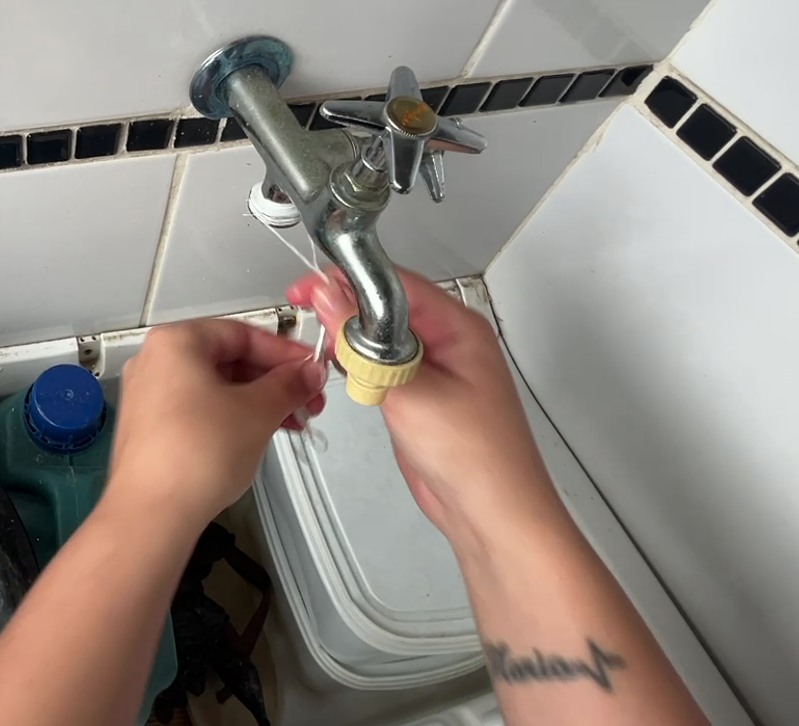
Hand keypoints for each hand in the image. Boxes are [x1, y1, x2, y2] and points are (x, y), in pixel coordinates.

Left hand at [107, 320, 324, 534]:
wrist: (152, 510)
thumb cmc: (199, 451)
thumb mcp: (257, 411)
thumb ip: (288, 385)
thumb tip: (310, 372)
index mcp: (175, 342)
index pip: (239, 333)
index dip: (283, 352)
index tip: (312, 368)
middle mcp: (155, 360)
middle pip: (225, 358)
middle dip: (272, 380)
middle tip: (307, 401)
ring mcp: (148, 393)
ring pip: (213, 385)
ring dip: (256, 400)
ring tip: (292, 422)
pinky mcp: (148, 425)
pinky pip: (196, 407)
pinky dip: (229, 415)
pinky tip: (257, 435)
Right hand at [287, 269, 567, 558]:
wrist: (490, 518)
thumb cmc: (474, 458)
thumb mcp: (409, 389)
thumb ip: (362, 341)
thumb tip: (329, 295)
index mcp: (456, 326)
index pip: (393, 283)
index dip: (347, 280)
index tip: (308, 288)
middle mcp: (444, 339)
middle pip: (381, 305)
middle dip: (342, 309)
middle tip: (308, 317)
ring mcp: (429, 365)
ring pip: (375, 334)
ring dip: (346, 339)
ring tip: (322, 349)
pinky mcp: (414, 389)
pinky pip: (376, 361)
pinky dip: (354, 364)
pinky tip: (340, 371)